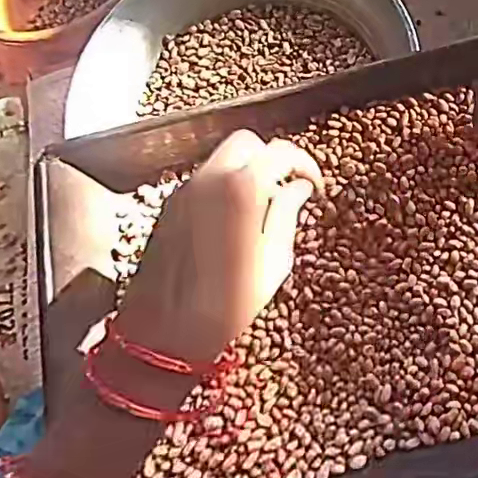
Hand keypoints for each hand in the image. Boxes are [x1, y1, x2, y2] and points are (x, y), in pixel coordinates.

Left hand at [113, 130, 323, 367]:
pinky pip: (205, 178)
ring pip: (223, 157)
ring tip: (267, 203)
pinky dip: (227, 182)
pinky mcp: (170, 206)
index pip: (281, 152)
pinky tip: (238, 215)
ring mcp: (185, 191)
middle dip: (273, 158)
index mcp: (241, 189)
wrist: (163, 334)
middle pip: (248, 143)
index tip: (315, 185)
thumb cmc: (227, 305)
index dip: (305, 164)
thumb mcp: (274, 262)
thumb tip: (299, 189)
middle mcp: (209, 179)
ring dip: (248, 169)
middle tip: (290, 186)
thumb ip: (287, 214)